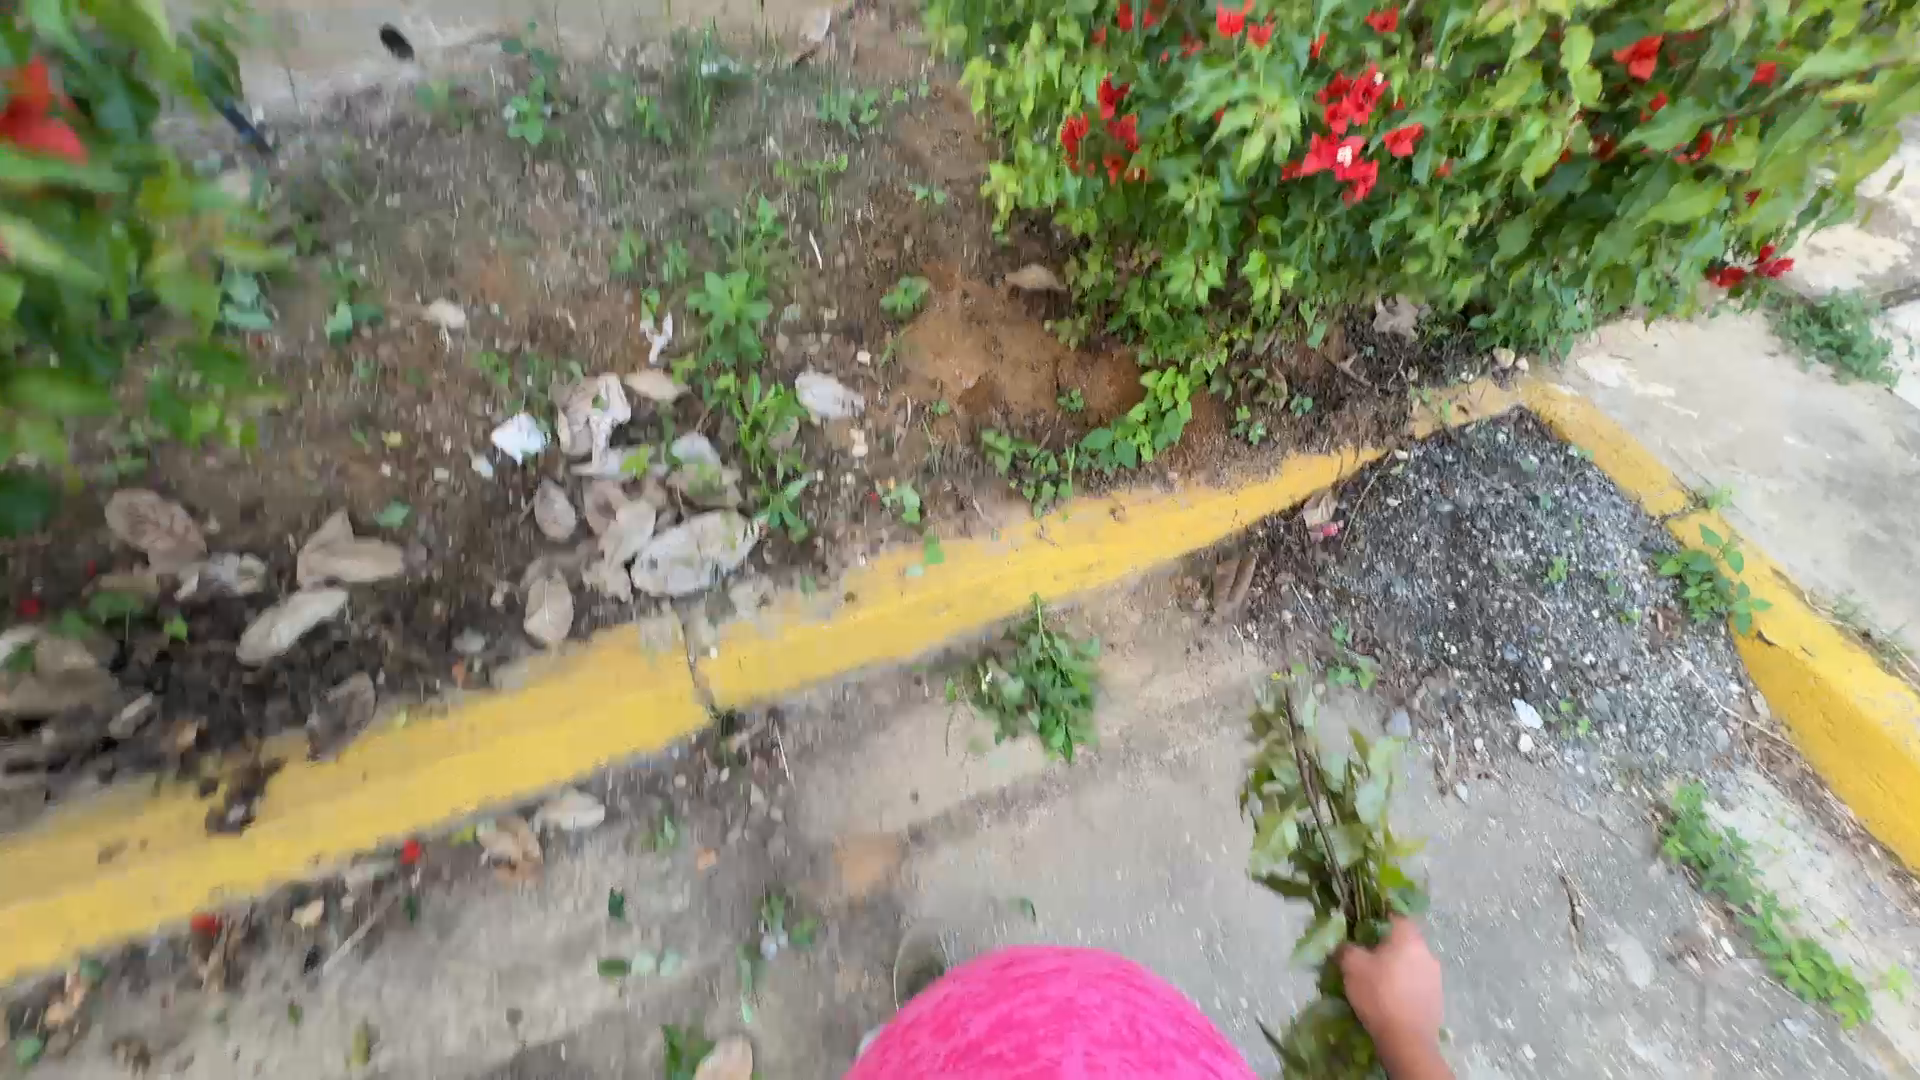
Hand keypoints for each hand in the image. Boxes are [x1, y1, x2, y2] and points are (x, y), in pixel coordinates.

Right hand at [1339, 918, 1443, 1055]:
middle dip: (1387, 942)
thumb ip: (1347, 945)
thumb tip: (1346, 942)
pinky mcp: (1438, 998)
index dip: (1378, 915)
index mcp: (1408, 938)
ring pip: (1412, 960)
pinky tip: (1390, 993)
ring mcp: (1436, 977)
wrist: (1406, 1041)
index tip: (1363, 923)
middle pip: (1405, 938)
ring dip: (1397, 963)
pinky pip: (1417, 980)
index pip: (1395, 914)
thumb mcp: (1350, 963)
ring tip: (1377, 975)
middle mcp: (1427, 953)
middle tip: (1367, 951)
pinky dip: (1405, 981)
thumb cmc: (1378, 993)